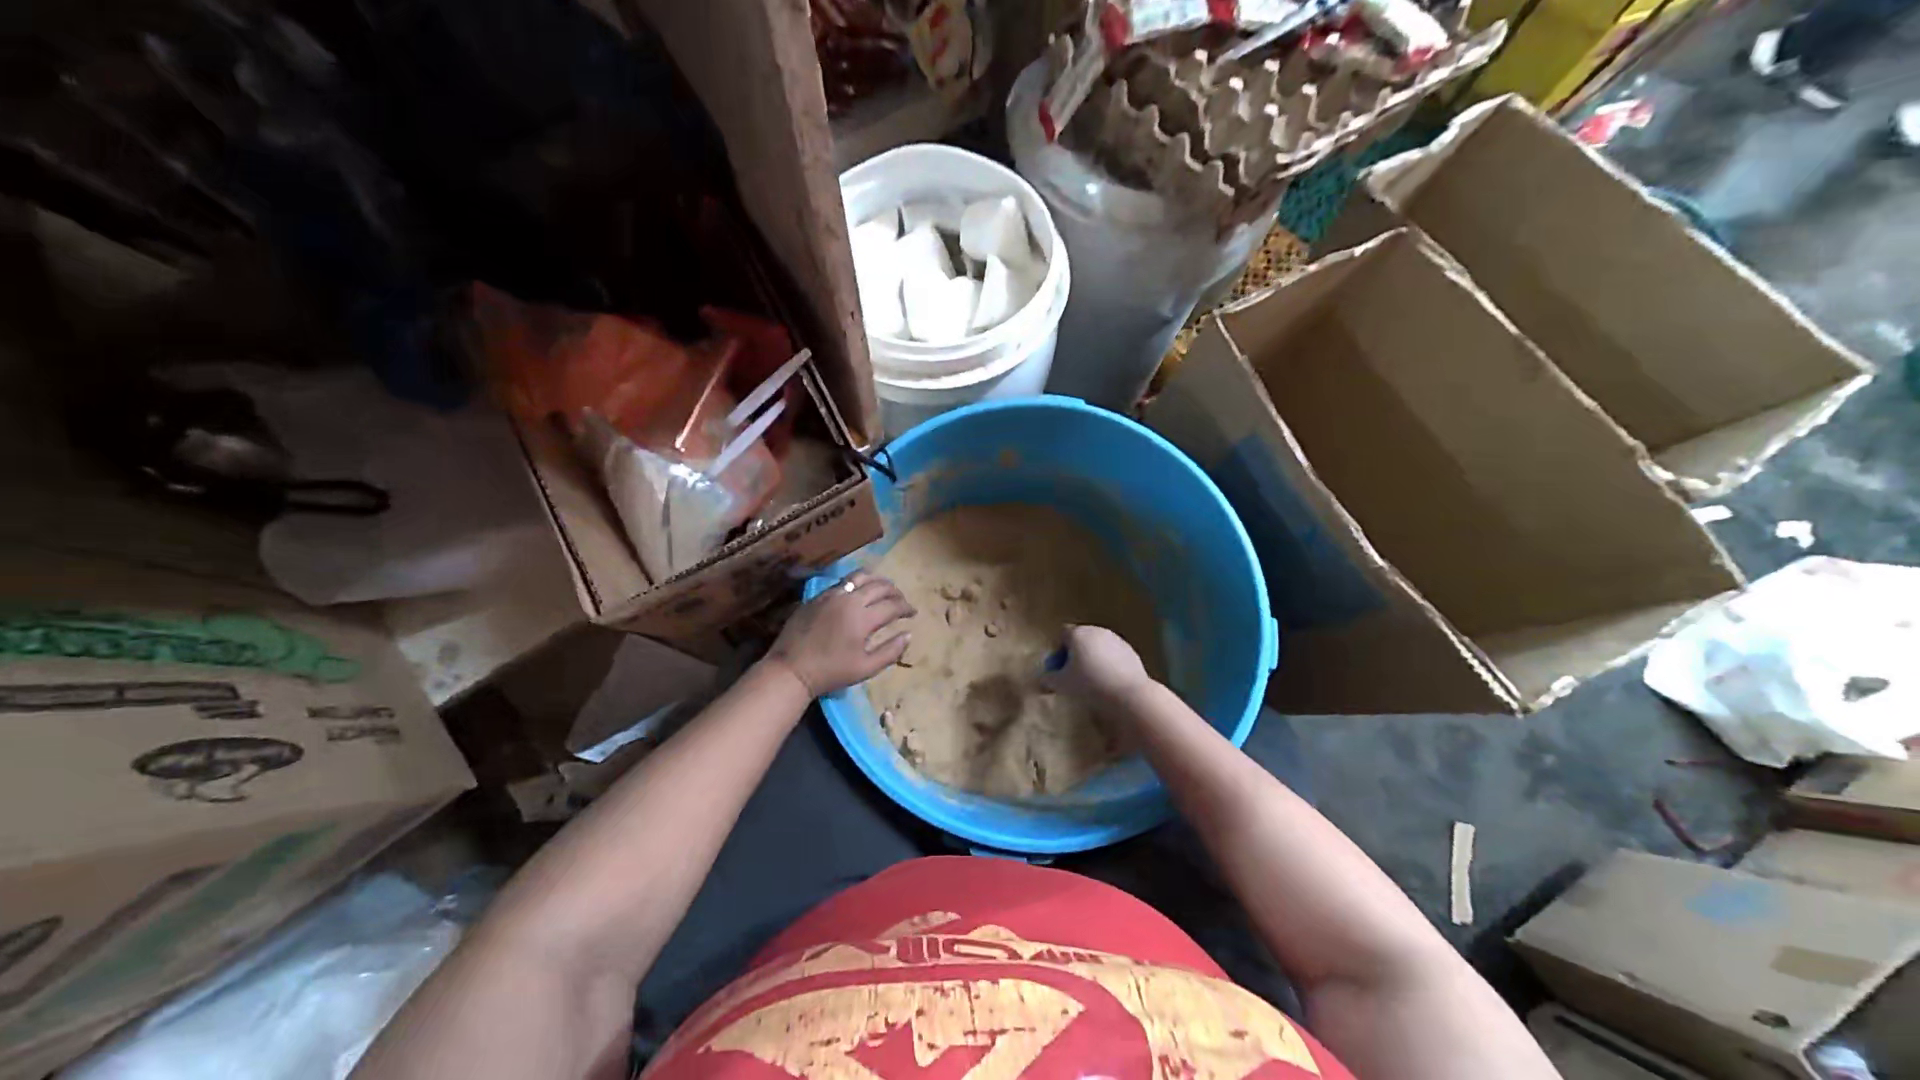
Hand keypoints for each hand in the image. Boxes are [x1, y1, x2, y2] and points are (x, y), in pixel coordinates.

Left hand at [766, 570, 914, 696]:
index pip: (893, 605)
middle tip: (901, 601)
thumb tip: (908, 635)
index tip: (913, 613)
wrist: (791, 669)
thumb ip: (891, 651)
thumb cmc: (831, 672)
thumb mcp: (866, 668)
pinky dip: (856, 583)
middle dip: (895, 592)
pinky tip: (858, 592)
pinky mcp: (817, 596)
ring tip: (883, 588)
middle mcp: (849, 599)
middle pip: (879, 586)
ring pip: (860, 576)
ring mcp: (831, 595)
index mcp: (863, 618)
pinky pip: (842, 582)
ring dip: (877, 580)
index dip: (906, 607)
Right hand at [1041, 625, 1152, 703]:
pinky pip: (1113, 656)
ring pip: (1098, 647)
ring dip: (1093, 659)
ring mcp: (1117, 640)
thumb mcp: (1061, 684)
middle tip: (1072, 675)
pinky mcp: (1131, 652)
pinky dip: (1108, 665)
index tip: (1058, 667)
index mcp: (1078, 633)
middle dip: (1075, 654)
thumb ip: (1047, 679)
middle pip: (1081, 639)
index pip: (1062, 633)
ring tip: (1091, 682)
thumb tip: (1041, 679)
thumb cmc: (1088, 685)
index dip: (1057, 649)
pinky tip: (1108, 683)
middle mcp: (1097, 631)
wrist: (1127, 695)